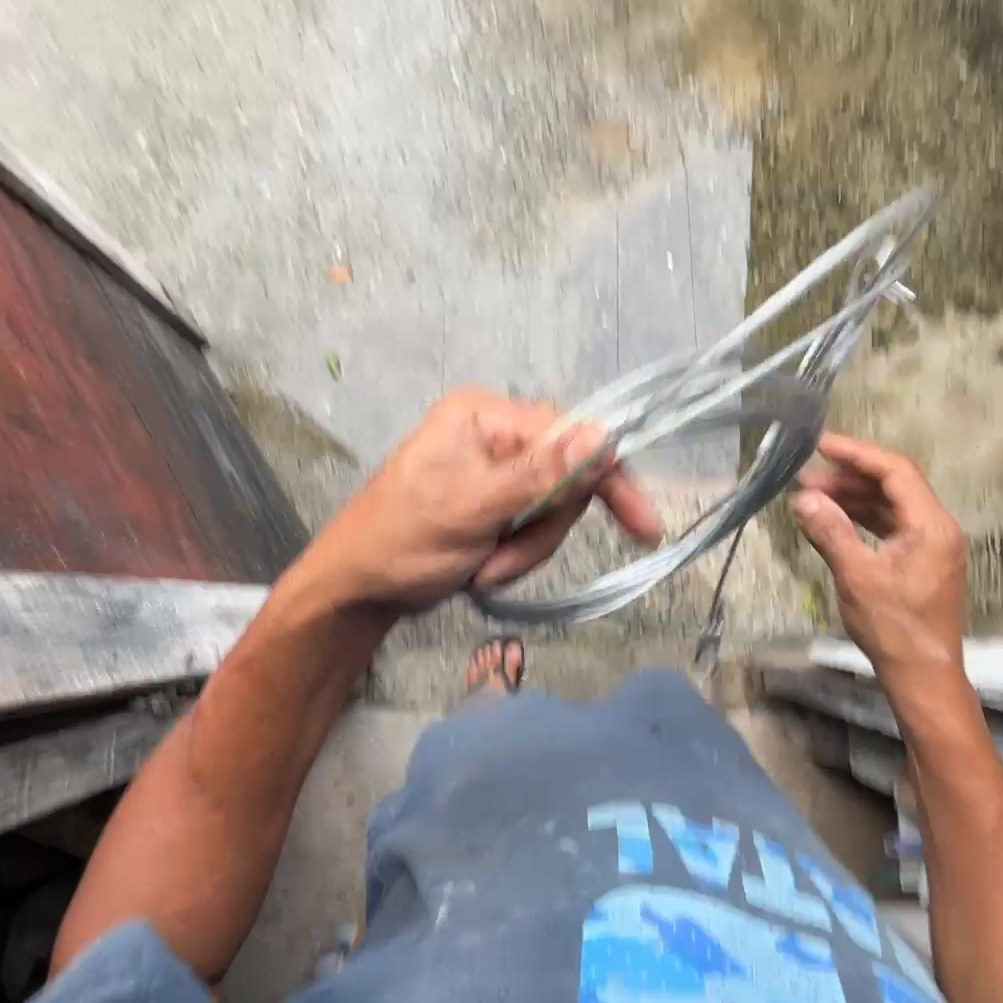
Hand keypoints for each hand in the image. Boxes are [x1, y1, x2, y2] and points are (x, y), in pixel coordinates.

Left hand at [298, 389, 661, 613]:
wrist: (359, 586)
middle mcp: (495, 435)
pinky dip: (514, 556)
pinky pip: (533, 530)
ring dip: (524, 550)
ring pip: (553, 512)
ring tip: (483, 569)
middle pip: (566, 479)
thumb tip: (604, 434)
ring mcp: (496, 472)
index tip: (643, 525)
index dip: (607, 479)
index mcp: (485, 416)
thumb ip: (540, 474)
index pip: (569, 436)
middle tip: (503, 560)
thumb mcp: (472, 507)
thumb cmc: (403, 540)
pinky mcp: (495, 505)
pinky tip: (480, 569)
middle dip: (541, 531)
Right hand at [791, 434, 966, 681]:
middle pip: (894, 485)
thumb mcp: (857, 576)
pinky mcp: (920, 561)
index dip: (857, 454)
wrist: (922, 674)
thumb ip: (831, 532)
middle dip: (849, 476)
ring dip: (852, 497)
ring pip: (890, 506)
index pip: (895, 472)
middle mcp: (937, 528)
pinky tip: (832, 520)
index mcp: (931, 526)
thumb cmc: (894, 627)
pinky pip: (889, 526)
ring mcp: (931, 545)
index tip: (821, 445)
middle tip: (806, 477)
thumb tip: (803, 498)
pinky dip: (860, 518)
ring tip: (812, 496)